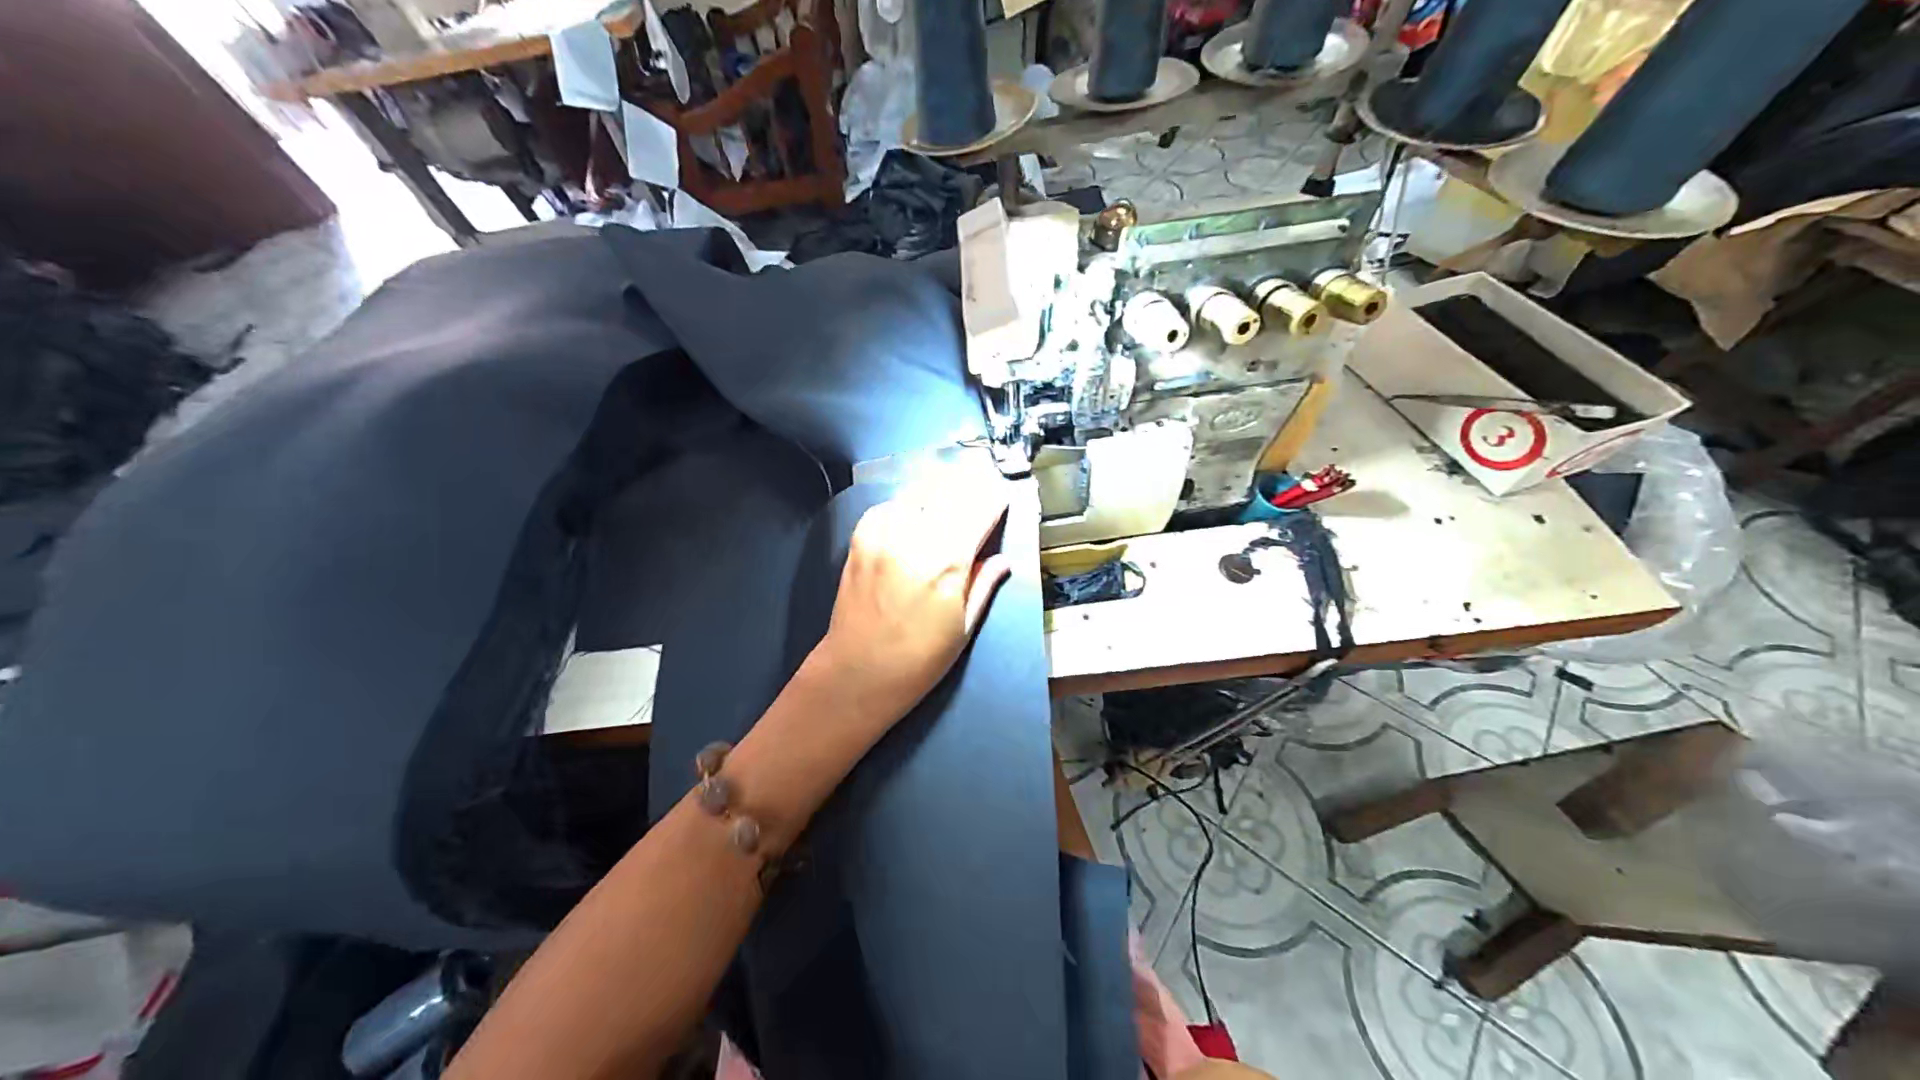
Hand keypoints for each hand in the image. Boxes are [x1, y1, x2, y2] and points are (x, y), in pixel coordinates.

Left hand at [814, 470, 1012, 724]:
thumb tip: (1001, 561)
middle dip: (970, 486)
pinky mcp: (860, 540)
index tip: (1003, 495)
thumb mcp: (963, 629)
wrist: (857, 673)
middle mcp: (914, 540)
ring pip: (916, 492)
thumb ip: (983, 586)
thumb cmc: (918, 661)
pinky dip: (905, 504)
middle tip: (982, 484)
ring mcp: (882, 537)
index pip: (978, 511)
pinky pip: (886, 506)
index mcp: (947, 564)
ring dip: (938, 490)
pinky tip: (914, 513)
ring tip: (951, 495)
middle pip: (948, 493)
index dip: (994, 499)